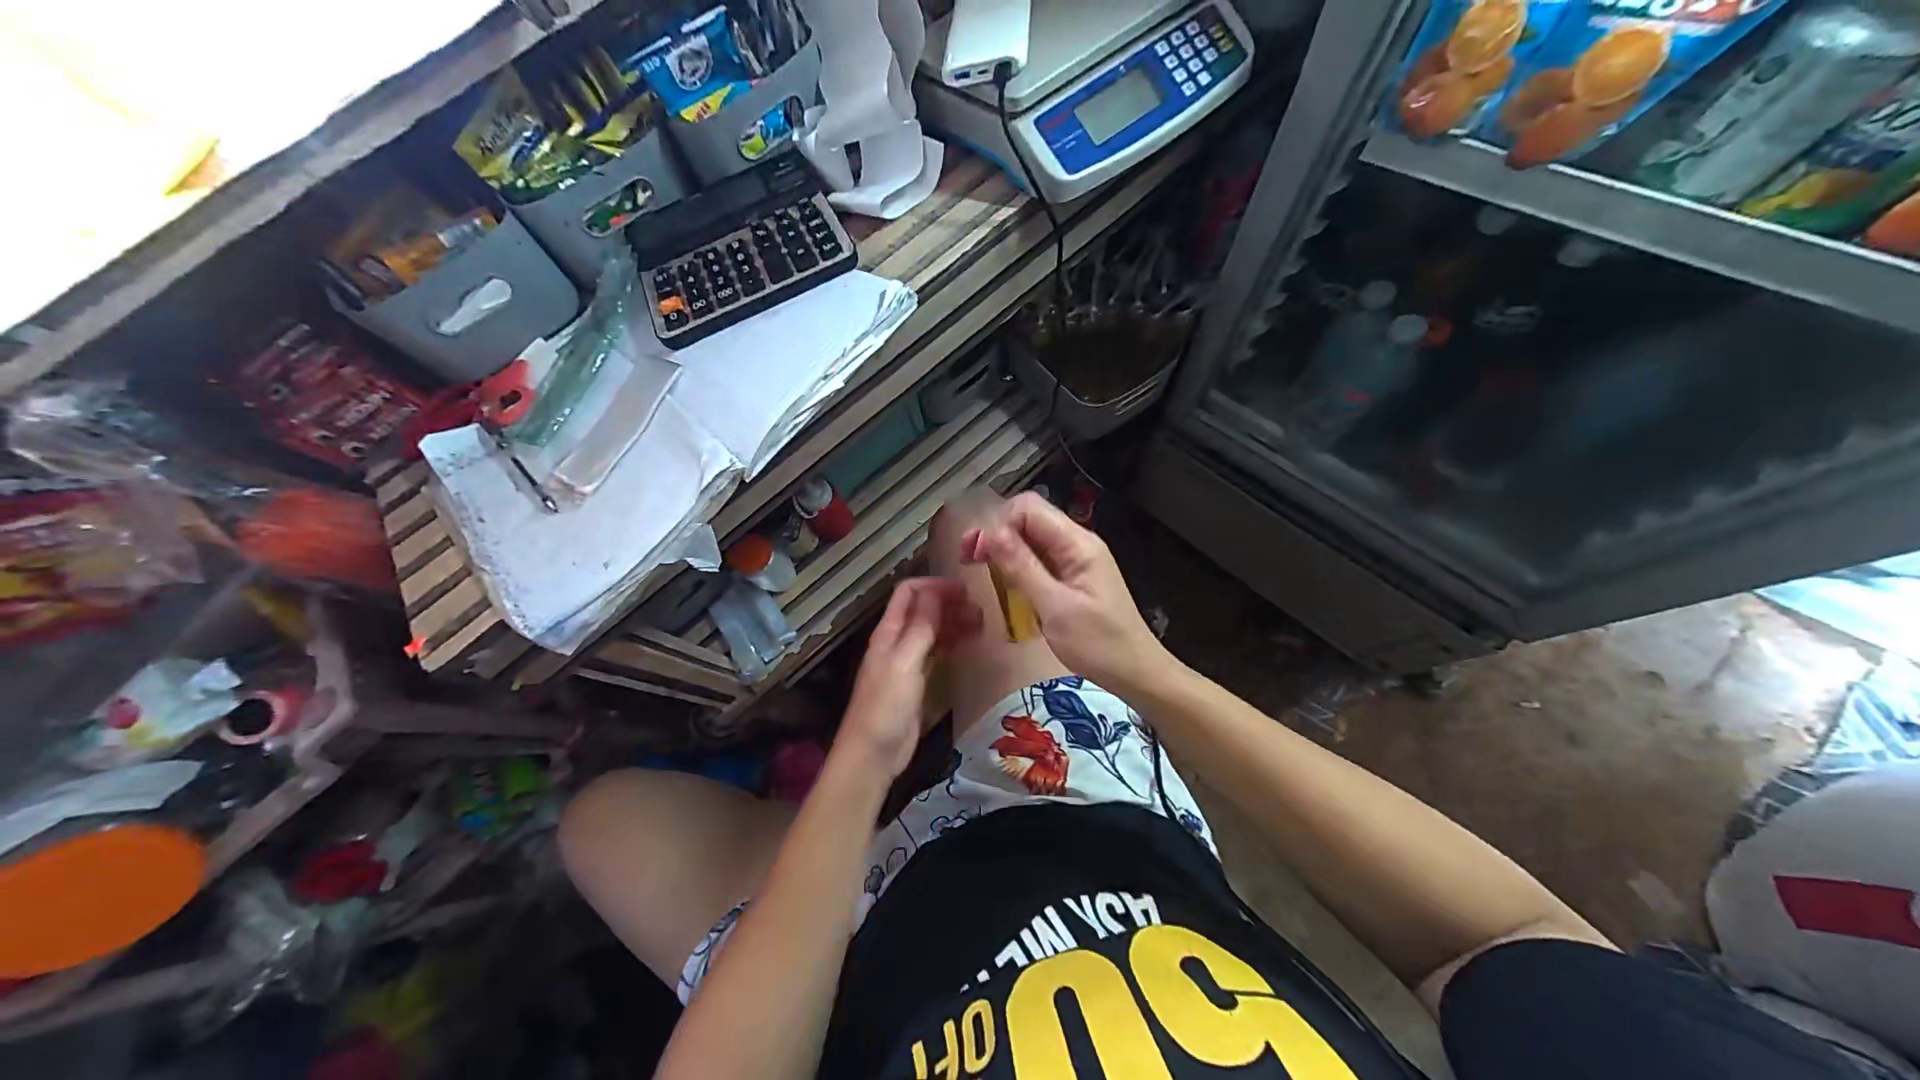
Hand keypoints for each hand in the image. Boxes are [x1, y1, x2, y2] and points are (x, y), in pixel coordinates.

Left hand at [837, 577, 981, 776]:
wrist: (873, 755)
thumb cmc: (885, 707)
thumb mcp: (904, 663)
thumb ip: (921, 628)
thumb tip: (937, 593)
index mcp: (889, 632)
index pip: (909, 593)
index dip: (935, 586)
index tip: (964, 590)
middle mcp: (898, 641)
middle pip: (924, 610)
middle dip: (950, 603)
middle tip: (980, 609)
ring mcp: (908, 661)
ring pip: (933, 630)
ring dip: (955, 622)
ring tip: (982, 623)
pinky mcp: (918, 681)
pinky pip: (938, 653)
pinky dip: (953, 643)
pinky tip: (970, 644)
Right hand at [963, 493, 1173, 693]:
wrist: (1136, 674)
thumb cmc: (1099, 645)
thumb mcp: (1055, 607)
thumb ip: (1021, 567)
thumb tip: (989, 533)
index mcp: (1078, 544)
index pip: (1028, 508)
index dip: (997, 524)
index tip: (974, 552)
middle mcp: (1077, 544)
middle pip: (1028, 520)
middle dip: (996, 535)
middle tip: (970, 561)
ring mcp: (1076, 561)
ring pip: (1032, 540)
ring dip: (1005, 552)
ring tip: (982, 572)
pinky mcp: (1072, 579)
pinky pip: (1039, 561)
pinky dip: (1018, 568)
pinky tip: (1006, 586)